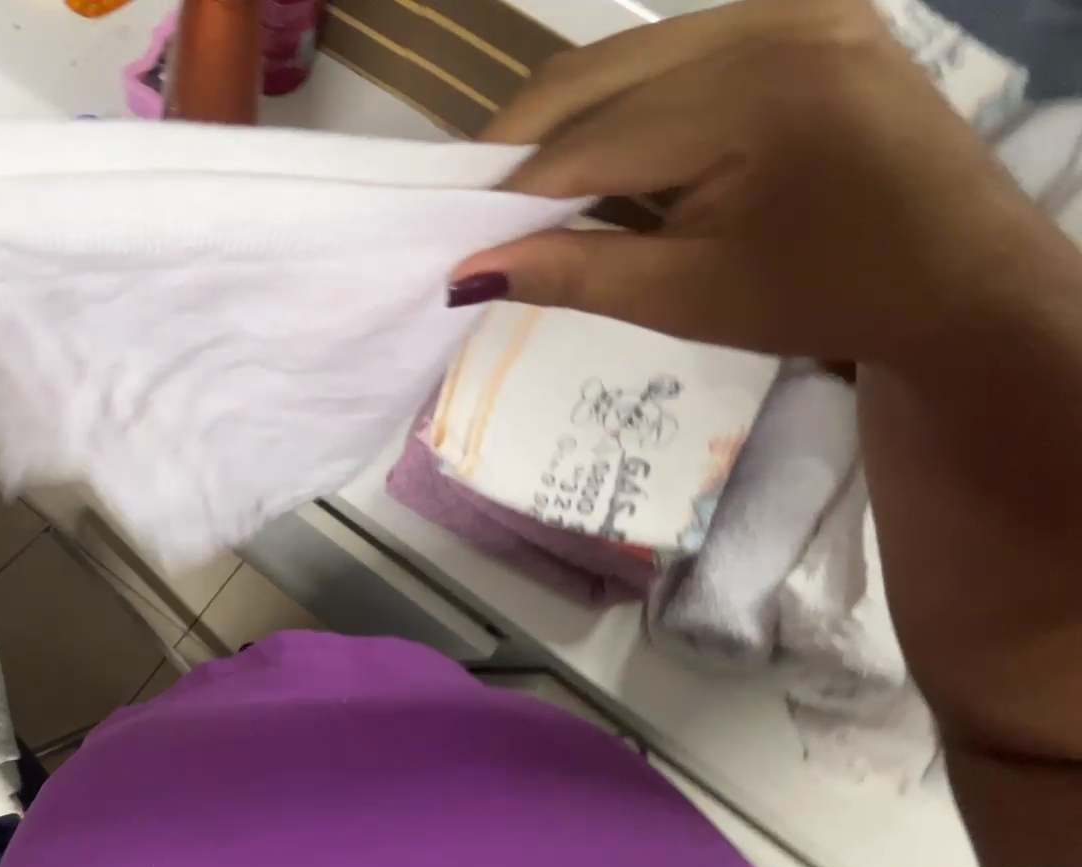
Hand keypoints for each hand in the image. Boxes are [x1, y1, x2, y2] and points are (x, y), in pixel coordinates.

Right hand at [452, 0, 1081, 369]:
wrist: (956, 276)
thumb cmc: (818, 299)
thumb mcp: (679, 298)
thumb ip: (566, 274)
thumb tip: (462, 276)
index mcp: (757, 99)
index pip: (585, 144)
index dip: (504, 196)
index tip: (448, 240)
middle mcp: (773, 27)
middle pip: (588, 76)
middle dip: (515, 148)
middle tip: (471, 213)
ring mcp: (790, 11)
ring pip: (615, 59)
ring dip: (555, 124)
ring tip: (525, 193)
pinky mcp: (795, 19)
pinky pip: (662, 55)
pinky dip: (607, 107)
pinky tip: (595, 158)